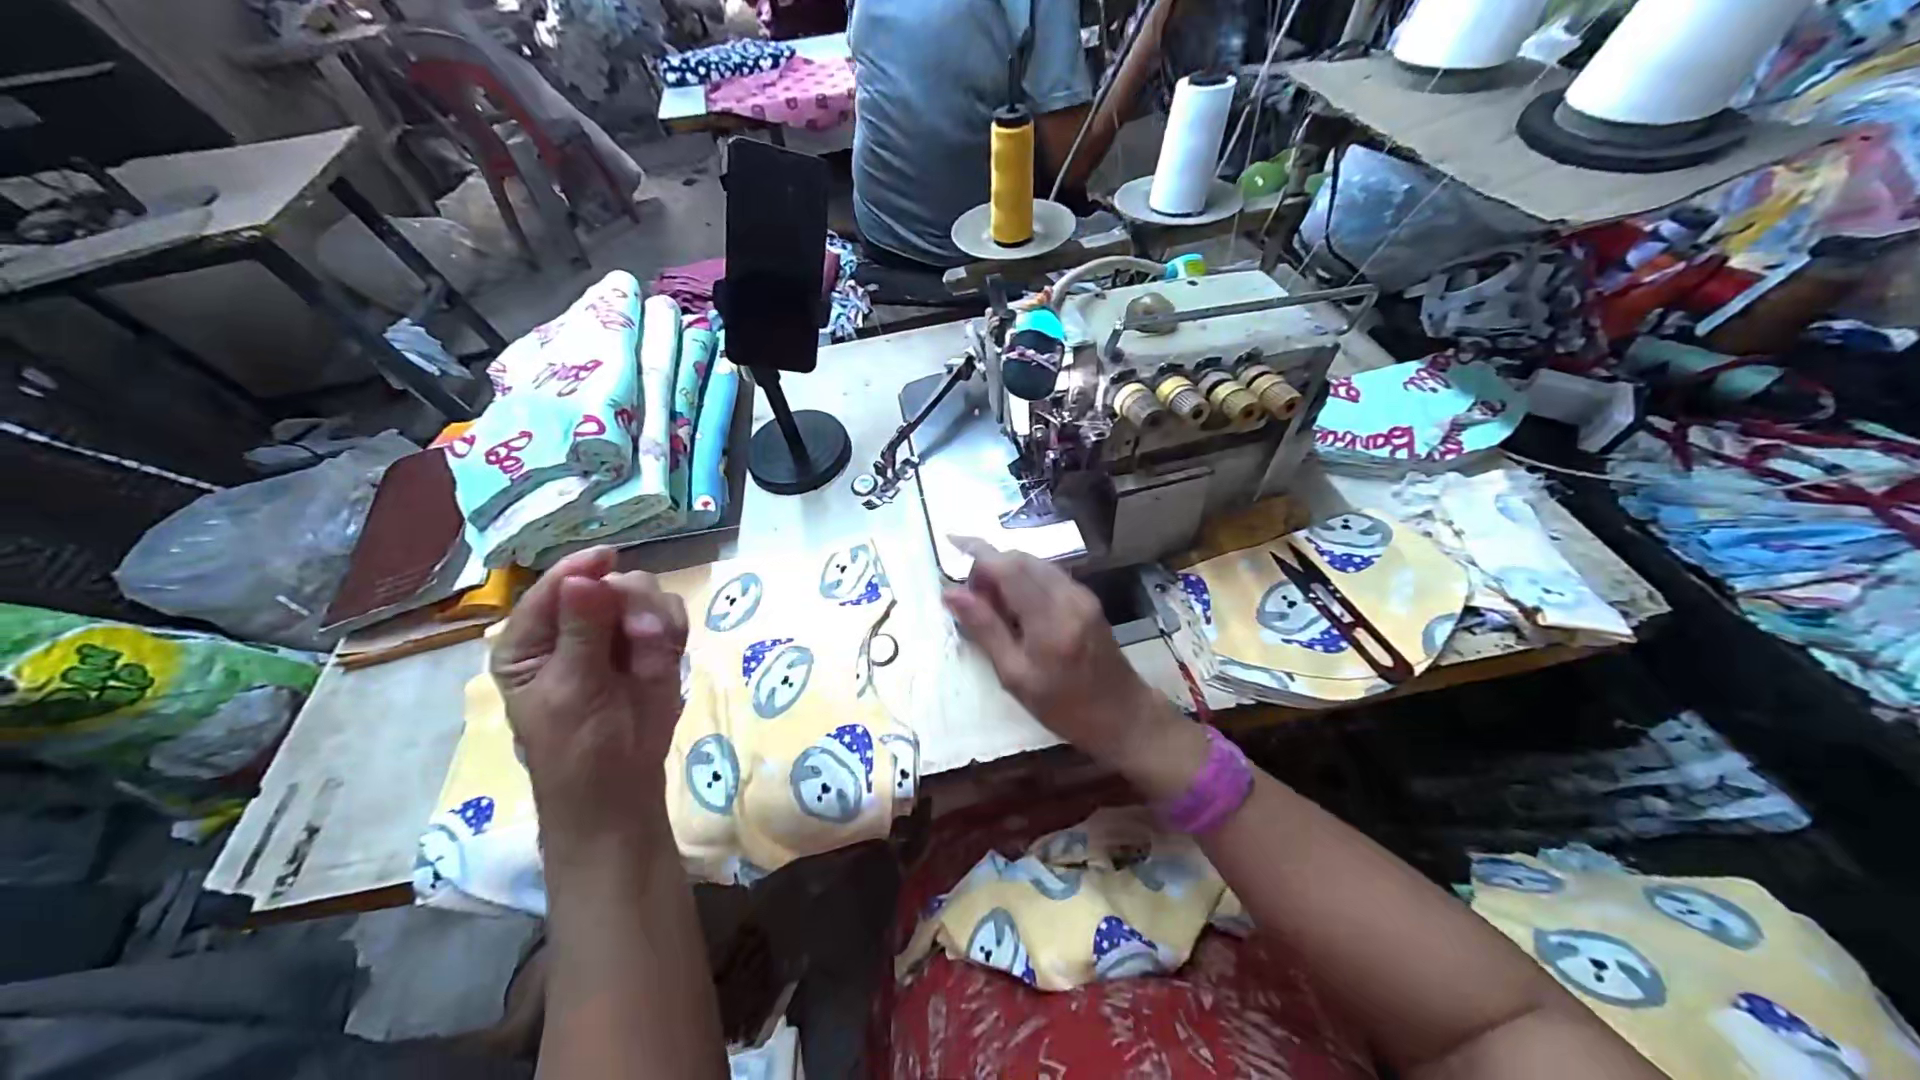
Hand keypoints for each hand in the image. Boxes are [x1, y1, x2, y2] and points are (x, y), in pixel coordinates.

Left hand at [491, 547, 688, 850]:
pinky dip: (672, 629)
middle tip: (642, 636)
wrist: (622, 788)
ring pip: (644, 593)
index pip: (553, 590)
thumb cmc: (578, 748)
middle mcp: (573, 626)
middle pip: (607, 583)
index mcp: (531, 639)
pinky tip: (666, 655)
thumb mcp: (572, 690)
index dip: (579, 571)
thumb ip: (582, 632)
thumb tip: (586, 579)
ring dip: (654, 618)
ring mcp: (616, 632)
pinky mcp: (652, 642)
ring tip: (653, 654)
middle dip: (629, 604)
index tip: (609, 559)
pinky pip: (669, 613)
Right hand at [942, 539, 1203, 791]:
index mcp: (1049, 619)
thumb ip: (984, 629)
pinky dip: (1025, 580)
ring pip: (1036, 564)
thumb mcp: (1015, 676)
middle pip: (1022, 559)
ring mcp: (1082, 595)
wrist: (1123, 714)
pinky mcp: (1087, 599)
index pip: (1009, 567)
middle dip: (990, 565)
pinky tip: (1016, 608)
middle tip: (971, 597)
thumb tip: (951, 593)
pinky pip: (1048, 576)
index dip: (978, 551)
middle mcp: (1069, 597)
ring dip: (1007, 572)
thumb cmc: (1065, 707)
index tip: (951, 541)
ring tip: (990, 605)